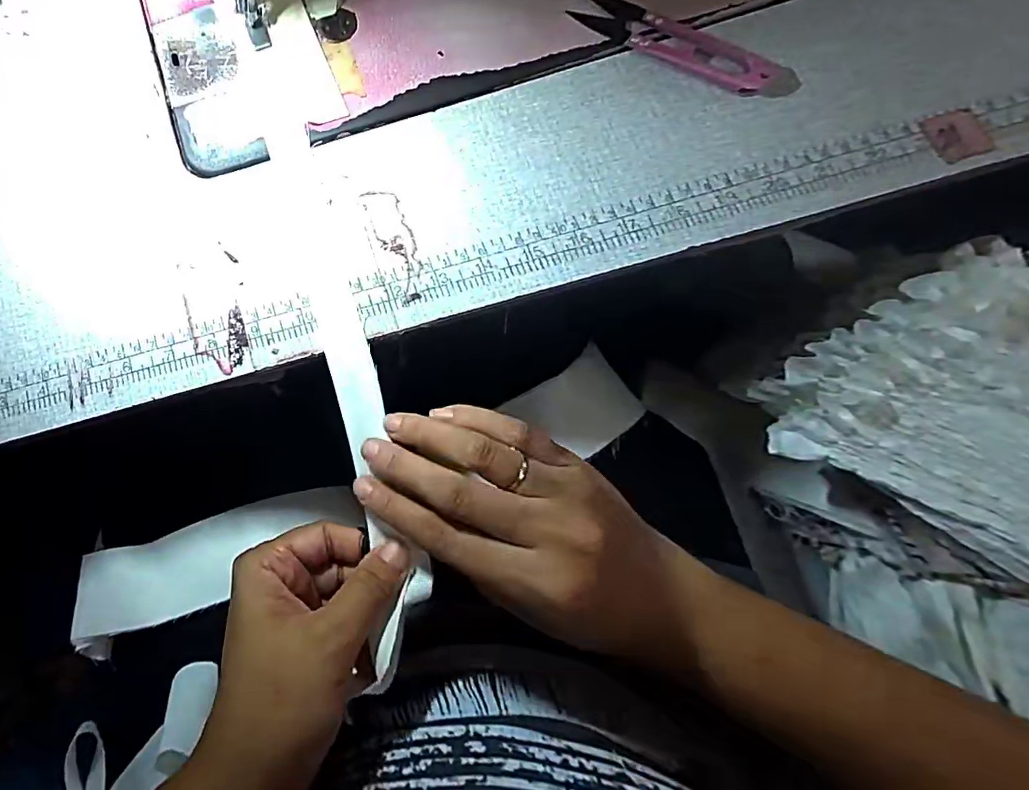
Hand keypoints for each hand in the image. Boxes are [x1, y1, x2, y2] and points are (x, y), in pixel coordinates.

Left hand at [180, 522, 409, 789]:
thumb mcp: (330, 638)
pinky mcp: (306, 647)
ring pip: (344, 600)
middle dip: (370, 589)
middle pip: (337, 566)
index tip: (408, 561)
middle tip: (405, 606)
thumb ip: (368, 590)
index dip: (363, 545)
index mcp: (268, 566)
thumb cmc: (283, 696)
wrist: (258, 769)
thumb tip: (398, 547)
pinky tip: (372, 665)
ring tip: (386, 641)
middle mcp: (277, 583)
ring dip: (369, 621)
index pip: (324, 535)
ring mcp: (291, 615)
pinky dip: (361, 643)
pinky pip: (342, 628)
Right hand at [353, 406, 706, 667]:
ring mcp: (567, 491)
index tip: (363, 486)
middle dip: (407, 467)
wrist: (665, 599)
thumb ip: (468, 561)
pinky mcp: (578, 465)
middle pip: (462, 492)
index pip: (450, 538)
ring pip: (488, 453)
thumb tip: (410, 513)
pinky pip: (521, 432)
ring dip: (433, 434)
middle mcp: (551, 532)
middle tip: (370, 448)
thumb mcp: (522, 606)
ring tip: (395, 422)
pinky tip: (444, 412)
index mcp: (535, 580)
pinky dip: (478, 417)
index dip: (399, 509)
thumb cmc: (585, 615)